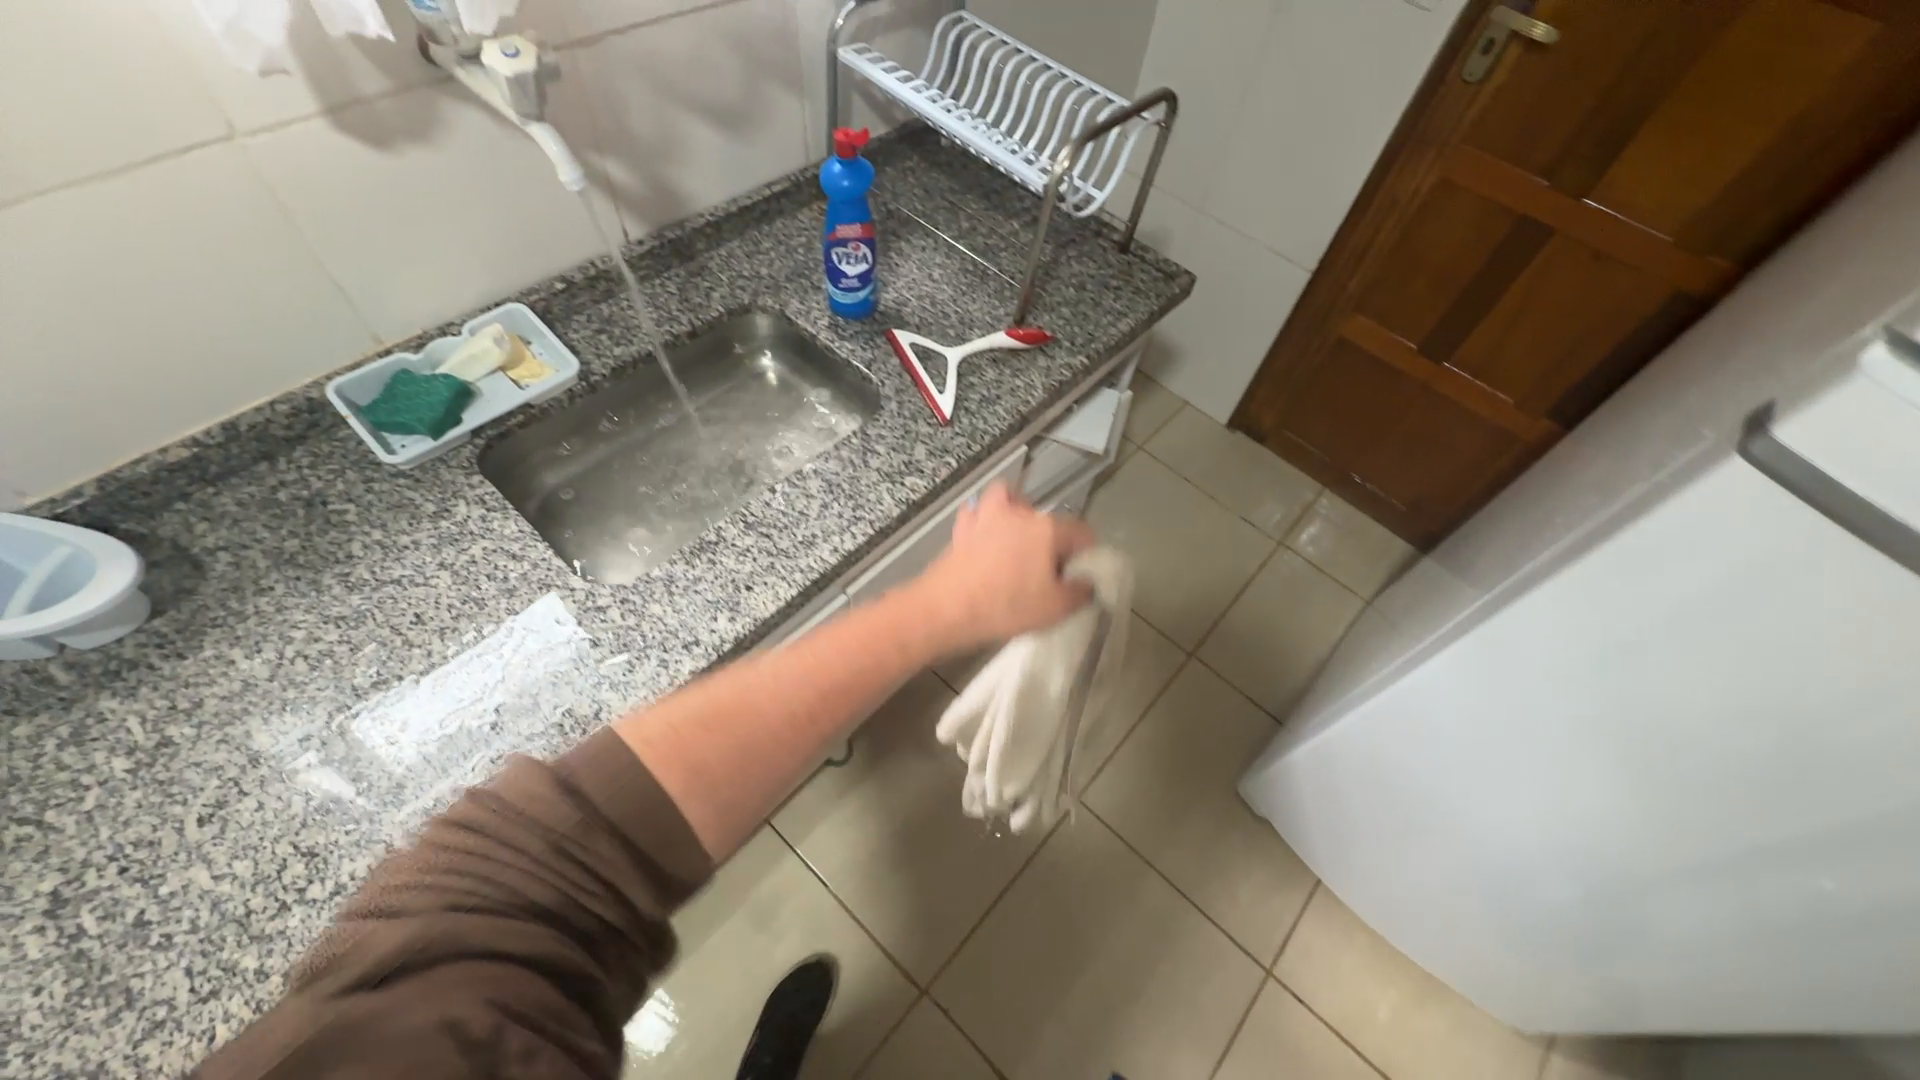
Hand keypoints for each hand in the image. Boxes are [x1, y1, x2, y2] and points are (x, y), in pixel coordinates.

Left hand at [912, 482, 1096, 654]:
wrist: (947, 608)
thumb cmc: (1007, 606)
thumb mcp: (1056, 609)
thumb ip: (1080, 593)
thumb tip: (1087, 584)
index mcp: (1046, 529)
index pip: (1080, 531)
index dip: (1087, 551)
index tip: (1082, 571)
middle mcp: (1018, 514)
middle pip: (1045, 516)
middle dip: (1052, 535)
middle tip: (1048, 564)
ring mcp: (986, 517)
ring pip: (1005, 499)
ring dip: (1013, 511)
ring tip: (1014, 536)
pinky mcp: (960, 528)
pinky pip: (976, 514)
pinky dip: (982, 521)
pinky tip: (983, 537)